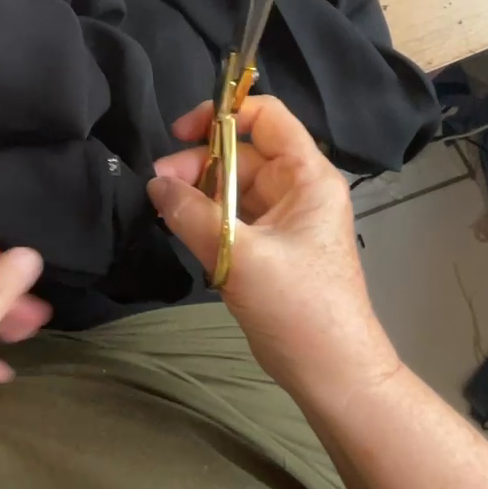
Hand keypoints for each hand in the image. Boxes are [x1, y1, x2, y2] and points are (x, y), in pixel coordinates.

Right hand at [148, 96, 400, 408]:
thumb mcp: (239, 255)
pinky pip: (230, 212)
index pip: (267, 117)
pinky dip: (203, 213)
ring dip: (196, 190)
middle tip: (159, 185)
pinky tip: (178, 224)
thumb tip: (155, 184)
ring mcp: (282, 218)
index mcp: (307, 178)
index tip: (182, 132)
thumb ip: (192, 213)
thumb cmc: (298, 307)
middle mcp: (296, 189)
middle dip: (197, 161)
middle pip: (240, 151)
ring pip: (231, 183)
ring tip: (164, 207)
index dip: (223, 114)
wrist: (332, 374)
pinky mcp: (268, 245)